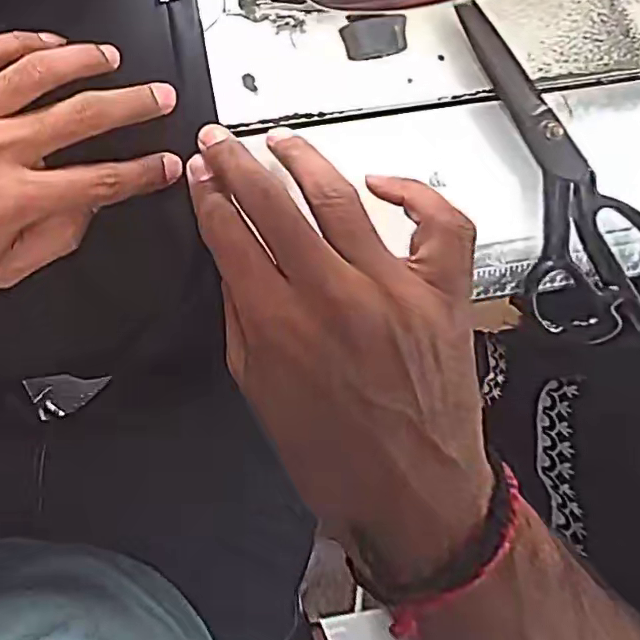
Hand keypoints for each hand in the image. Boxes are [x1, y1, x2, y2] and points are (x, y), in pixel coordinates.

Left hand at [0, 31, 182, 338]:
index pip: (101, 179)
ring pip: (37, 72)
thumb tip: (89, 207)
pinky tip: (42, 42)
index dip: (144, 171)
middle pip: (83, 114)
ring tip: (110, 58)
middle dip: (134, 104)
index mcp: (15, 199)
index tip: (165, 163)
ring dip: (83, 60)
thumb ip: (55, 238)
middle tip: (159, 97)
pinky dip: (18, 42)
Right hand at [186, 124, 487, 581]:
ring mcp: (390, 291)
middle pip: (271, 202)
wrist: (415, 499)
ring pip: (338, 197)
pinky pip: (438, 225)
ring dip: (300, 159)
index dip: (207, 193)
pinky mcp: (440, 295)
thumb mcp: (254, 382)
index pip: (229, 231)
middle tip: (221, 140)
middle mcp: (331, 298)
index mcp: (277, 323)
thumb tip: (230, 256)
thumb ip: (239, 311)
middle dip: (235, 161)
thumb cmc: (332, 452)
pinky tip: (382, 179)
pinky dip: (413, 192)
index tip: (200, 171)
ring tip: (279, 141)